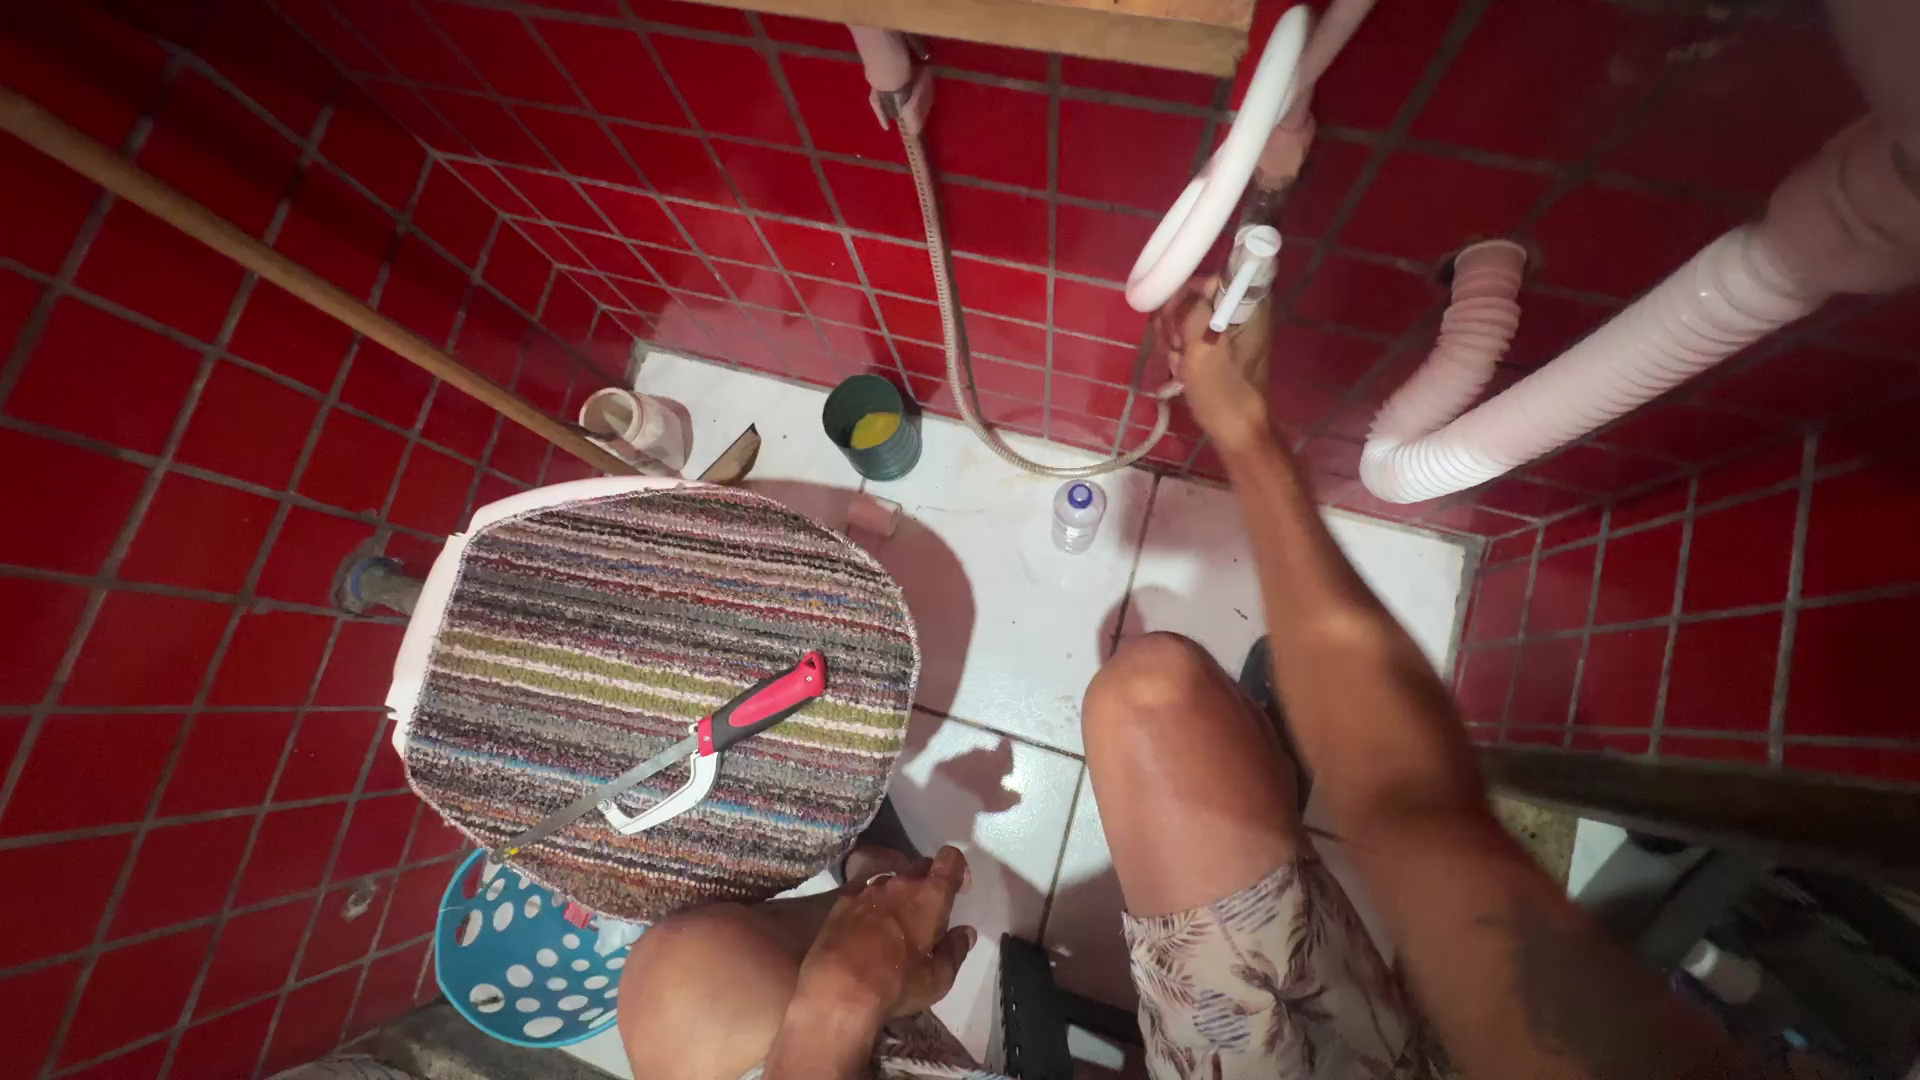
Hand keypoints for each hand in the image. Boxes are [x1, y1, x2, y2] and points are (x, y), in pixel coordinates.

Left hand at [795, 846, 976, 1020]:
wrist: (838, 988)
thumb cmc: (895, 985)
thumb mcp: (937, 979)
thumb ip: (955, 951)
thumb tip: (966, 933)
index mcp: (930, 896)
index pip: (950, 859)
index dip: (957, 868)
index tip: (958, 890)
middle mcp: (900, 882)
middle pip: (920, 866)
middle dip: (928, 882)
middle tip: (927, 913)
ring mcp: (868, 888)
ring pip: (891, 876)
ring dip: (898, 892)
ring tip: (895, 920)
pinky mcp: (843, 899)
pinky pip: (863, 887)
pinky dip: (870, 899)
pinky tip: (866, 922)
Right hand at [1156, 276, 1273, 454]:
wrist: (1236, 431)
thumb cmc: (1223, 391)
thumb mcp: (1202, 347)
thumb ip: (1195, 308)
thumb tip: (1188, 288)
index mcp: (1248, 303)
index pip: (1211, 273)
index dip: (1185, 290)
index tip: (1173, 314)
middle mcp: (1242, 310)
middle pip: (1195, 295)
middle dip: (1176, 319)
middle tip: (1175, 346)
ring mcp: (1229, 330)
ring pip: (1188, 317)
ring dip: (1174, 339)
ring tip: (1179, 363)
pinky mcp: (1219, 348)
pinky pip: (1191, 337)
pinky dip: (1181, 352)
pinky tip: (1180, 370)